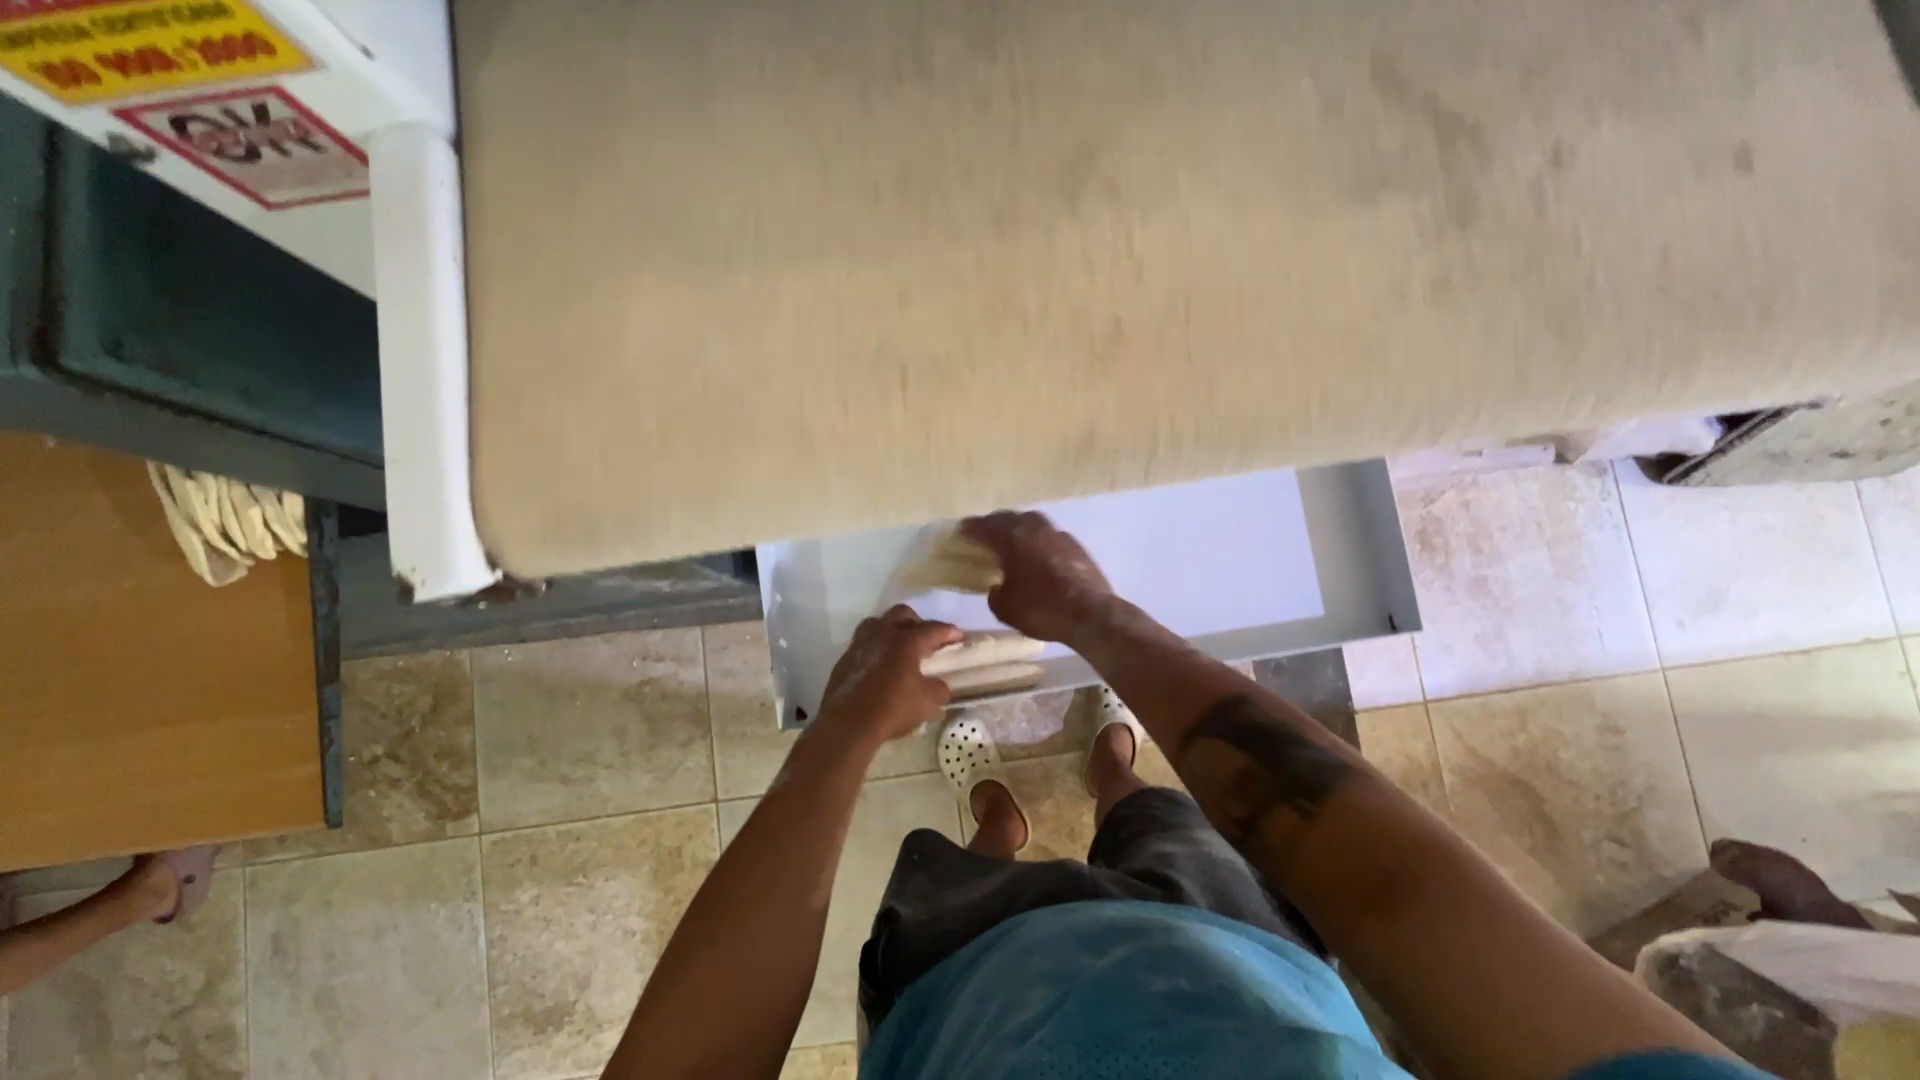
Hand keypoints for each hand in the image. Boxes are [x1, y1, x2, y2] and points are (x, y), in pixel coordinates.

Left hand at [817, 605, 962, 744]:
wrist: (848, 723)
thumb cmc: (893, 709)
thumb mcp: (928, 702)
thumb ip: (939, 688)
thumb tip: (938, 684)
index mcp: (906, 641)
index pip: (933, 628)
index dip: (948, 631)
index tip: (958, 636)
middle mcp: (882, 635)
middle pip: (902, 614)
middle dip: (918, 621)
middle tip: (926, 637)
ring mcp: (860, 644)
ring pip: (877, 623)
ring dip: (892, 628)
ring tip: (899, 644)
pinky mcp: (845, 658)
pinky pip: (863, 643)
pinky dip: (875, 647)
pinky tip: (879, 663)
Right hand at [959, 511, 1116, 643]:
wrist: (1090, 615)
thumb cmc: (1042, 609)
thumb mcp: (1005, 608)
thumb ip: (995, 593)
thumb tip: (998, 586)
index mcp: (1013, 539)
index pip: (986, 527)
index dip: (972, 528)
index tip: (962, 529)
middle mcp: (1036, 530)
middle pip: (1011, 518)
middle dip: (996, 523)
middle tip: (986, 532)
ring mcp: (1060, 536)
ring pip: (1034, 524)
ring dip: (1020, 528)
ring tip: (1013, 540)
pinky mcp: (1077, 548)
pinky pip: (1051, 537)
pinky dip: (1039, 542)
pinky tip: (1039, 555)